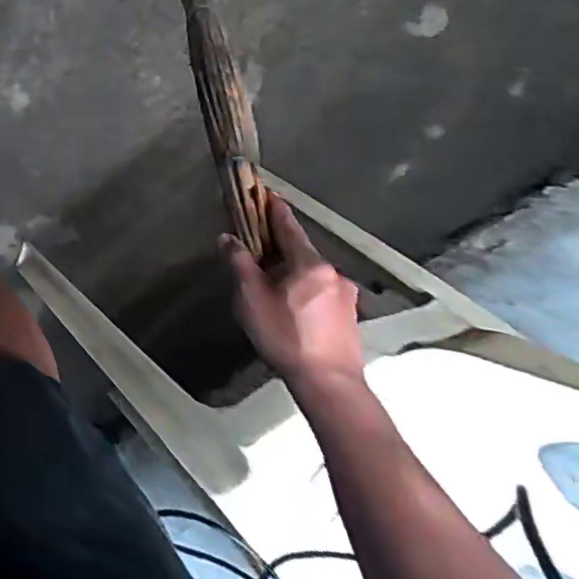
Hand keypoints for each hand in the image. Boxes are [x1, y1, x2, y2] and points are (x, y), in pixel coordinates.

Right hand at [224, 194, 363, 394]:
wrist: (329, 385)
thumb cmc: (286, 337)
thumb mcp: (251, 298)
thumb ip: (239, 263)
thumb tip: (228, 238)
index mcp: (309, 263)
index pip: (288, 226)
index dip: (274, 208)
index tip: (265, 193)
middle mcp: (332, 272)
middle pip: (300, 249)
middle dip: (278, 245)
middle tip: (257, 247)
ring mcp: (345, 295)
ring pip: (311, 272)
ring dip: (291, 270)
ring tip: (270, 285)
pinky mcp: (349, 316)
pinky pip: (320, 291)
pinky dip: (304, 289)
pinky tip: (291, 308)